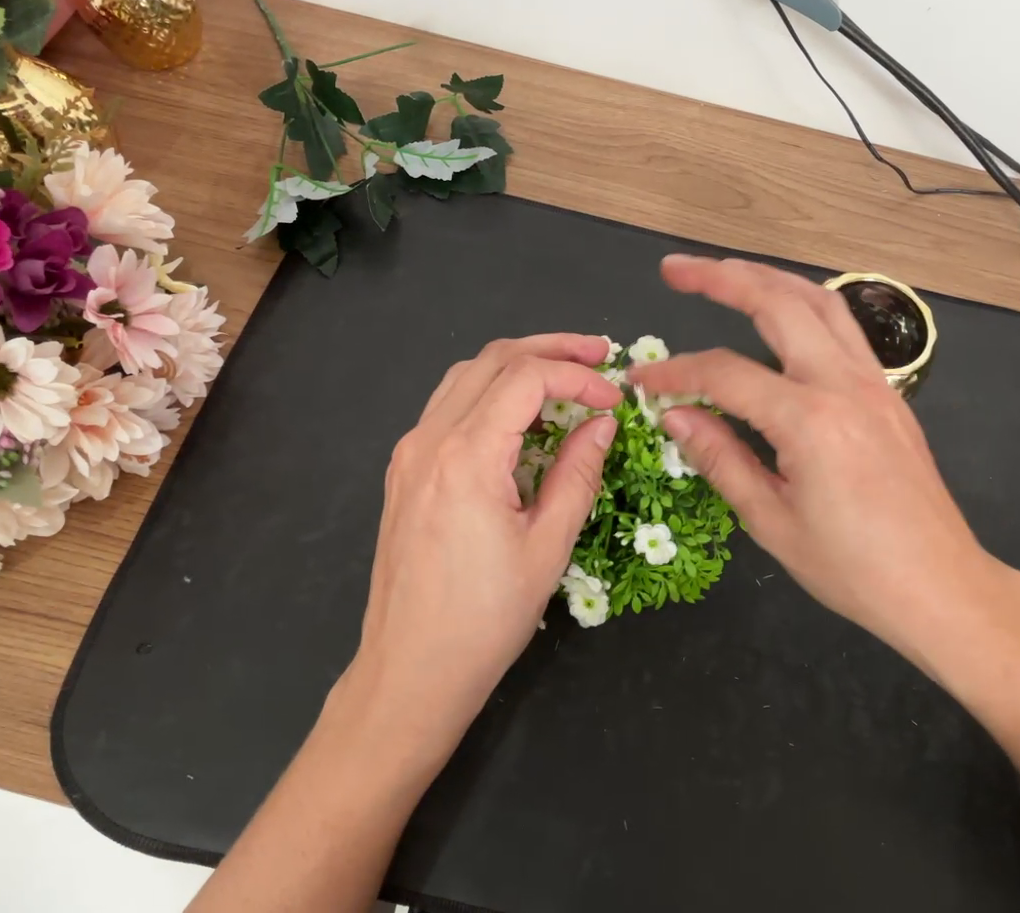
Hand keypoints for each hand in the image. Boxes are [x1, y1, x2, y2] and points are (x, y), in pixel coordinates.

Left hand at [348, 334, 622, 740]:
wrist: (411, 670)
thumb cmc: (486, 617)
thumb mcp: (548, 546)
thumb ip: (577, 474)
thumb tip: (601, 424)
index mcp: (465, 455)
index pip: (526, 378)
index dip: (577, 377)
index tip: (615, 399)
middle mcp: (428, 439)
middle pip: (491, 361)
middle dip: (549, 350)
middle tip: (597, 354)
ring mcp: (409, 454)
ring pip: (464, 377)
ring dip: (516, 366)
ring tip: (564, 374)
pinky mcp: (404, 472)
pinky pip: (448, 409)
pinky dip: (489, 396)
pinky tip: (520, 418)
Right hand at [630, 256, 1019, 674]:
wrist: (941, 587)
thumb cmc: (852, 568)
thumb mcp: (772, 521)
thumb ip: (721, 459)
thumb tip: (675, 416)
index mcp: (810, 421)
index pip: (725, 374)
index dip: (676, 373)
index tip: (641, 381)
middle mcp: (844, 385)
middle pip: (778, 303)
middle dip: (721, 277)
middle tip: (674, 270)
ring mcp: (874, 383)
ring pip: (819, 302)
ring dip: (768, 278)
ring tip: (725, 272)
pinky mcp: (888, 394)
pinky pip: (842, 328)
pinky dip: (803, 304)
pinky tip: (781, 314)